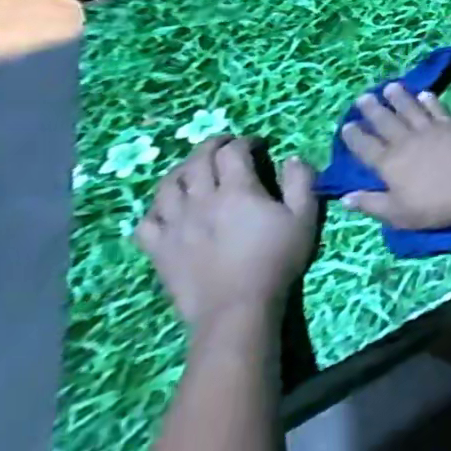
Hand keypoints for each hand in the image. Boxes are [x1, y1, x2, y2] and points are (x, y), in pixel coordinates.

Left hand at [135, 136, 318, 330]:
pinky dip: (155, 209)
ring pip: (167, 186)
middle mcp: (201, 200)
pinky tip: (168, 210)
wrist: (236, 309)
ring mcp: (175, 225)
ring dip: (181, 170)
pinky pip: (146, 221)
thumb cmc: (276, 260)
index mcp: (237, 190)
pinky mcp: (159, 250)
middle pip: (197, 161)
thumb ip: (301, 182)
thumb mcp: (304, 217)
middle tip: (224, 144)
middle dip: (211, 146)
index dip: (244, 141)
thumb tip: (292, 158)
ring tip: (193, 170)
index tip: (256, 143)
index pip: (233, 151)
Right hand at [338, 84, 450, 229]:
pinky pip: (437, 108)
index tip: (347, 125)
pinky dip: (429, 100)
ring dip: (399, 97)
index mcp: (390, 163)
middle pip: (385, 121)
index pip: (366, 147)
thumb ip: (371, 204)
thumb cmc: (437, 205)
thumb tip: (345, 197)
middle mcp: (406, 141)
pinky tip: (424, 94)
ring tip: (390, 86)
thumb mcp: (399, 214)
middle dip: (373, 109)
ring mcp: (430, 129)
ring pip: (410, 108)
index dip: (354, 136)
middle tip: (363, 97)